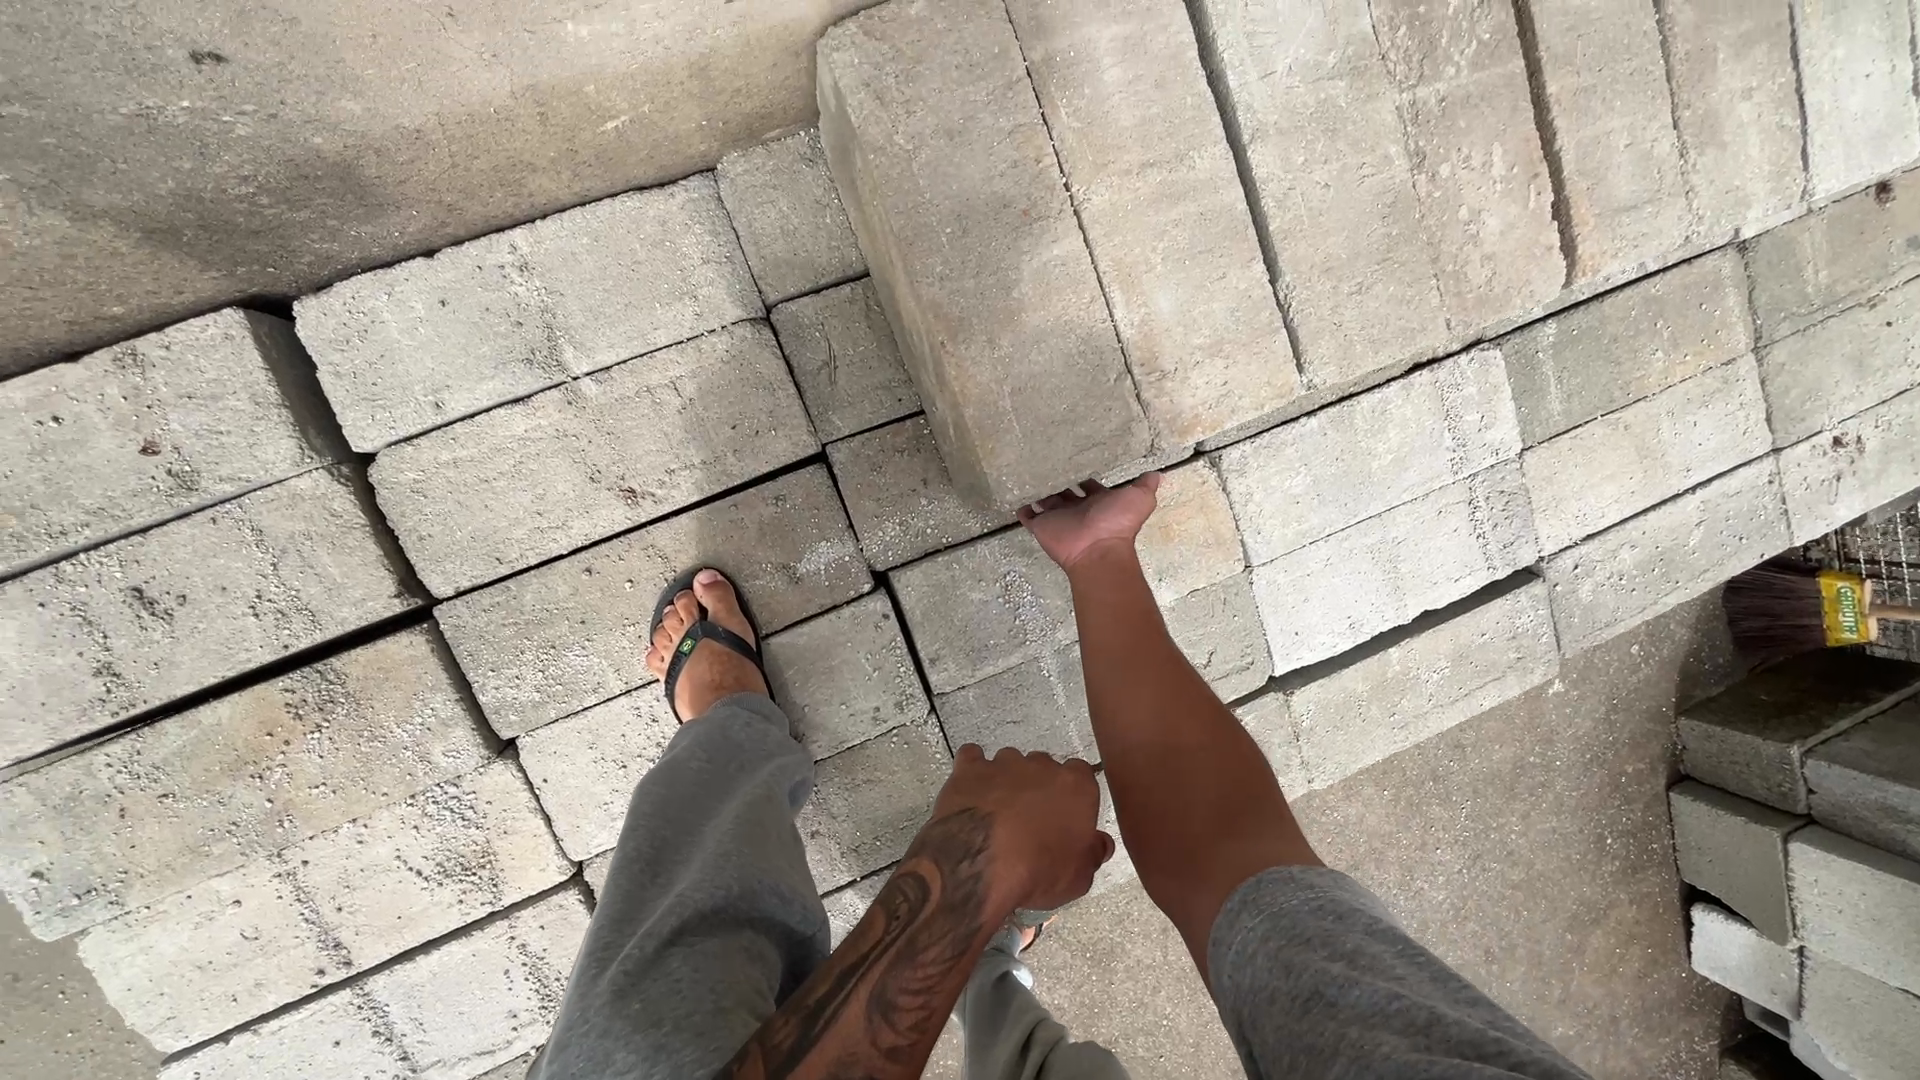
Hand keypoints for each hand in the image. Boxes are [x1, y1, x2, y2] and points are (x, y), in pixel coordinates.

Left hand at [927, 746, 1113, 912]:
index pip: (1081, 775)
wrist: (981, 862)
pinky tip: (971, 789)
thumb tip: (1100, 844)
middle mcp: (1042, 765)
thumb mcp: (1078, 877)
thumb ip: (1092, 853)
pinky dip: (973, 770)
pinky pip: (973, 757)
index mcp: (1076, 786)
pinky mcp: (970, 767)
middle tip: (1031, 818)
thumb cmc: (1038, 870)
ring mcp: (1004, 763)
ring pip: (1010, 761)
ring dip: (1007, 779)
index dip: (1072, 795)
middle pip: (1044, 767)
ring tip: (998, 811)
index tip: (1066, 815)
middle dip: (1039, 787)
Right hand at [1017, 475, 1161, 572]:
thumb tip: (1157, 474)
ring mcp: (1058, 518)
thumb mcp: (1140, 499)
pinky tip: (1017, 498)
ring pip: (1046, 502)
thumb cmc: (1117, 523)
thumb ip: (1146, 486)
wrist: (1097, 550)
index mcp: (1098, 502)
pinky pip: (1029, 517)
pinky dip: (1023, 510)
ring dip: (1040, 493)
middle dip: (1059, 482)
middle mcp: (1078, 509)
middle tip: (1047, 463)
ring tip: (1028, 474)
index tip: (1076, 462)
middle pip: (1066, 493)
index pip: (1089, 487)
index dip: (1084, 477)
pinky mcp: (1042, 527)